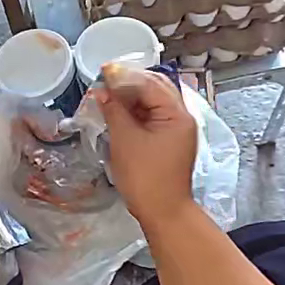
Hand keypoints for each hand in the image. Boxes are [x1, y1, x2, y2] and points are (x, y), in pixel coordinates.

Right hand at [95, 63, 198, 227]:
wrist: (164, 213)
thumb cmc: (145, 178)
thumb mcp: (125, 141)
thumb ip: (114, 111)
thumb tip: (102, 91)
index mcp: (177, 114)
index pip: (150, 83)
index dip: (124, 76)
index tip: (102, 70)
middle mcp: (183, 117)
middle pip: (157, 87)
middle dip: (130, 81)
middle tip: (105, 79)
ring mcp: (178, 129)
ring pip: (155, 101)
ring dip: (133, 95)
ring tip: (109, 92)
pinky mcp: (171, 140)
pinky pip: (154, 116)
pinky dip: (137, 110)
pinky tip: (120, 110)